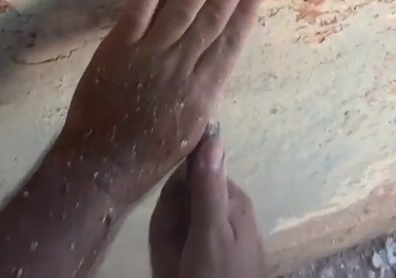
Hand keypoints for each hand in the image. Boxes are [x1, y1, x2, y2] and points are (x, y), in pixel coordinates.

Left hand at [53, 0, 261, 202]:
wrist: (99, 168)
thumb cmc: (146, 157)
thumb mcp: (190, 132)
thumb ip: (205, 95)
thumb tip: (218, 62)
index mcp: (203, 93)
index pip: (230, 42)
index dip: (245, 10)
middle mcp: (181, 68)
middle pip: (212, 18)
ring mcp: (149, 55)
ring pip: (182, 8)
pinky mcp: (117, 49)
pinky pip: (137, 13)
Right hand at [149, 132, 265, 277]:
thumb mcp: (211, 235)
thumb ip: (208, 187)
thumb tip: (213, 131)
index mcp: (230, 197)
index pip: (191, 169)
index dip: (175, 190)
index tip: (171, 211)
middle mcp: (221, 207)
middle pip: (179, 194)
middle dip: (168, 219)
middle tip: (174, 248)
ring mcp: (210, 229)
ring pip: (171, 217)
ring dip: (164, 240)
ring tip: (174, 264)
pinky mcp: (200, 248)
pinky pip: (171, 239)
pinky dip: (166, 253)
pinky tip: (172, 268)